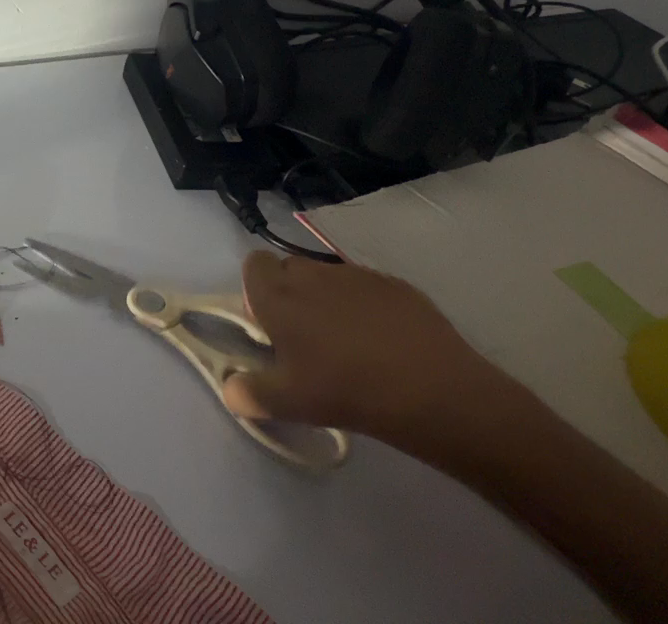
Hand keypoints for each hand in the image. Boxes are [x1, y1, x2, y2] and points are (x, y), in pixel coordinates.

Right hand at [222, 251, 511, 450]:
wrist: (436, 394)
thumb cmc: (347, 392)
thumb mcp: (288, 403)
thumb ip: (248, 393)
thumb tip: (231, 389)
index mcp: (278, 296)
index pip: (254, 264)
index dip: (256, 287)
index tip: (270, 320)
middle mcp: (313, 275)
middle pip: (290, 267)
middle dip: (291, 291)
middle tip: (305, 334)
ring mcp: (359, 277)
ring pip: (329, 276)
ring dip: (328, 297)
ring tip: (349, 339)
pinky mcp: (398, 286)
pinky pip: (368, 287)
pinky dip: (367, 305)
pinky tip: (385, 340)